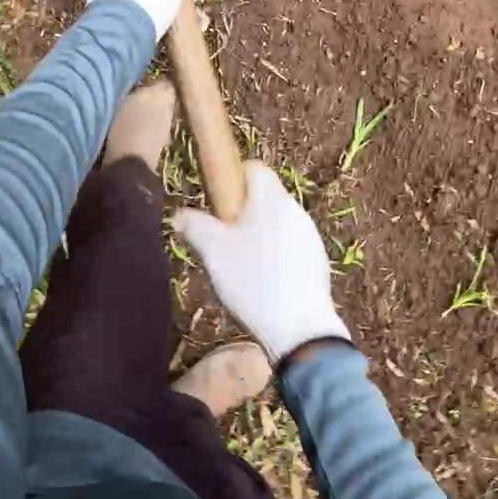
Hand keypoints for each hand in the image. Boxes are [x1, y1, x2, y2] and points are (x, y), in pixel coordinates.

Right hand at [172, 162, 349, 361]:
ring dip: (257, 236)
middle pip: (263, 197)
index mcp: (271, 199)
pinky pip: (288, 246)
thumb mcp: (213, 251)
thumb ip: (194, 225)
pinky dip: (274, 256)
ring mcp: (309, 236)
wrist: (301, 331)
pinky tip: (262, 283)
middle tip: (222, 242)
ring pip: (275, 223)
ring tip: (240, 267)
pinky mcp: (317, 261)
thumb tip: (180, 214)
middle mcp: (295, 210)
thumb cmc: (253, 281)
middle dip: (241, 213)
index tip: (217, 205)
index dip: (231, 179)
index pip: (253, 167)